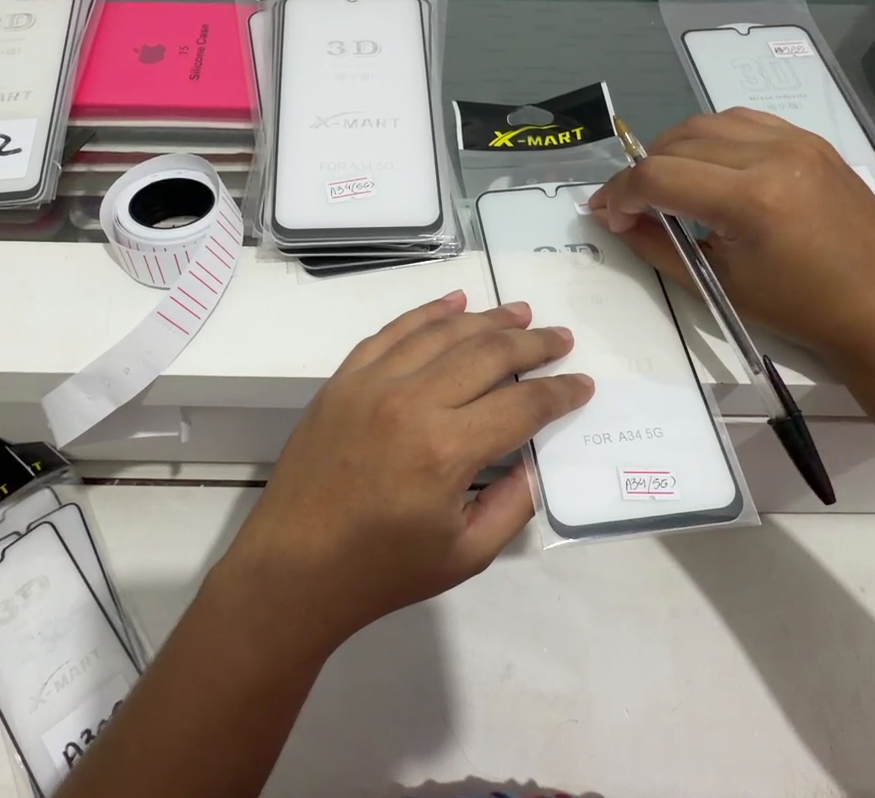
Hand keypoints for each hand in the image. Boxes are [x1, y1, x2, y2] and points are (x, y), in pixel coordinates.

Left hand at [218, 292, 592, 649]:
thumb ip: (514, 504)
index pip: (522, 405)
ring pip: (441, 333)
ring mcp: (371, 383)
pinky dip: (427, 313)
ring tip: (520, 313)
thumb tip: (538, 457)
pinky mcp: (342, 379)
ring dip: (487, 319)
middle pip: (487, 354)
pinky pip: (392, 332)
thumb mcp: (465, 554)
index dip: (560, 392)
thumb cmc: (381, 571)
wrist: (292, 568)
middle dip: (533, 343)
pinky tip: (455, 302)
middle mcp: (411, 402)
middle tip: (561, 338)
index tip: (582, 384)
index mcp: (446, 450)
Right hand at [588, 108, 874, 364]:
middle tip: (631, 208)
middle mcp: (773, 156)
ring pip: (705, 123)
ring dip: (671, 151)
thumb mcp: (715, 283)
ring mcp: (796, 141)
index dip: (620, 195)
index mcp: (750, 200)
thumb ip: (656, 245)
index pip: (657, 176)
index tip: (609, 218)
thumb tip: (614, 219)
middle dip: (640, 174)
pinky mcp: (810, 140)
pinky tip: (706, 168)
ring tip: (665, 186)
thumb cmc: (797, 308)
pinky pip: (741, 121)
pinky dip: (709, 139)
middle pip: (675, 143)